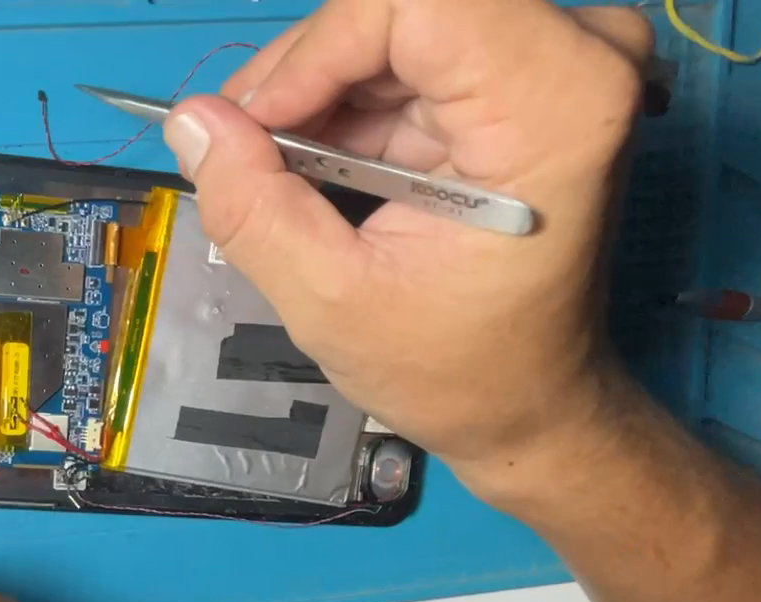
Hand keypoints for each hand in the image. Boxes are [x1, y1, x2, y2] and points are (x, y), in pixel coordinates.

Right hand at [163, 0, 653, 472]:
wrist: (519, 403)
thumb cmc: (446, 368)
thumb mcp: (330, 302)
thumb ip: (255, 211)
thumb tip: (188, 123)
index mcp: (553, 105)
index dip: (309, 55)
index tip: (245, 132)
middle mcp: (572, 55)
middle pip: (399, 10)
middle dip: (299, 81)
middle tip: (238, 161)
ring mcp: (547, 66)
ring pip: (389, 34)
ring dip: (310, 105)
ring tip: (270, 184)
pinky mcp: (515, 88)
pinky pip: (402, 67)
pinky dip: (338, 119)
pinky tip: (312, 181)